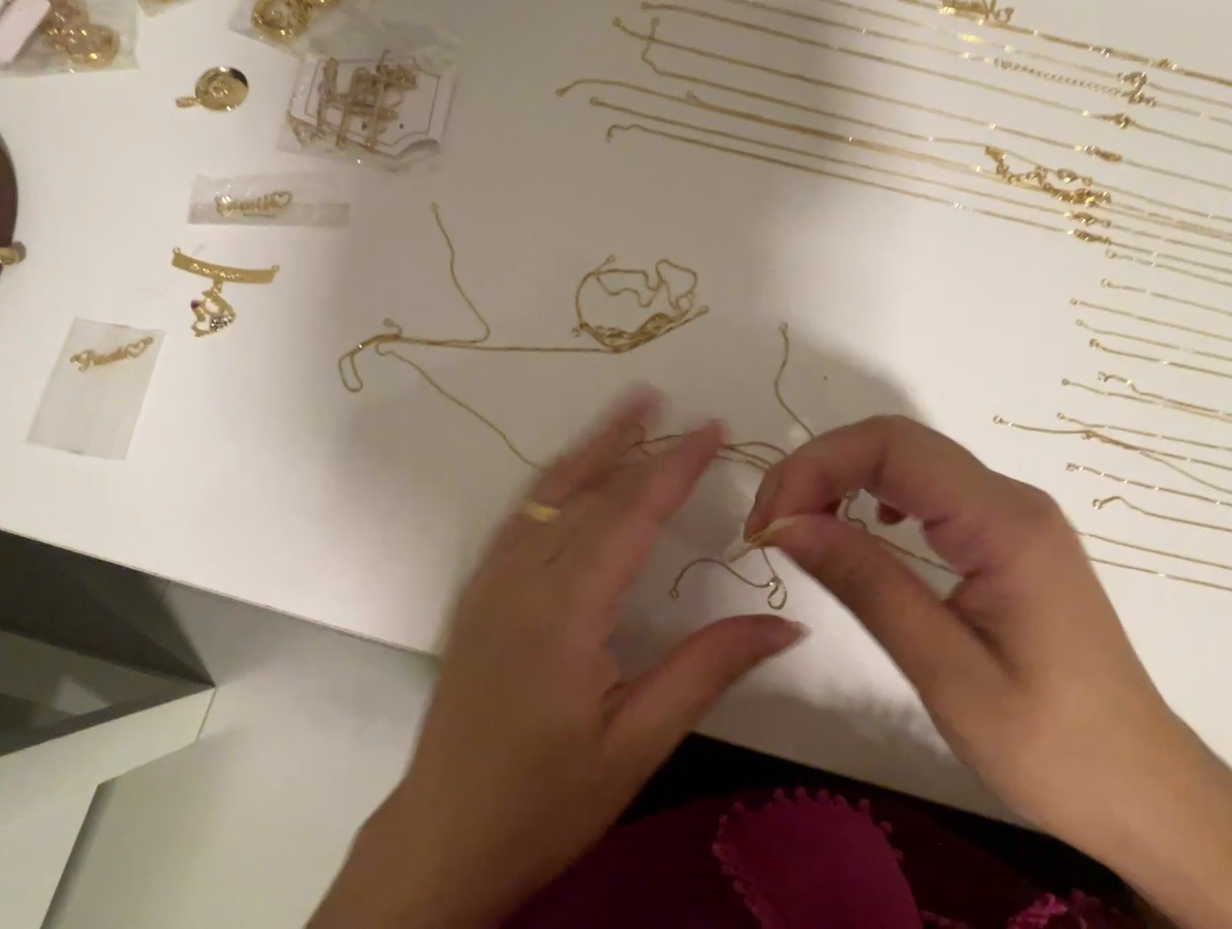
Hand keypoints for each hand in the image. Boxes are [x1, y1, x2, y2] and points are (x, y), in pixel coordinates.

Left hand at [311, 390, 803, 928]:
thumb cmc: (547, 798)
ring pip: (543, 496)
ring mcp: (489, 584)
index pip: (630, 516)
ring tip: (623, 412)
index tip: (710, 428)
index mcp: (566, 611)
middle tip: (667, 399)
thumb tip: (785, 624)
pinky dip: (551, 484)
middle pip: (585, 492)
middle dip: (630, 442)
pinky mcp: (475, 598)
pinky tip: (569, 478)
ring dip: (587, 450)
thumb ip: (707, 670)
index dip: (674, 467)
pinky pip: (517, 520)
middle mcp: (521, 581)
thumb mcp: (639, 743)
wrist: (446, 833)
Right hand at [746, 416, 1231, 928]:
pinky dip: (876, 497)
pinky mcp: (1010, 543)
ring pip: (910, 463)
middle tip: (769, 531)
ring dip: (843, 481)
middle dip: (819, 471)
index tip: (767, 528)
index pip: (890, 446)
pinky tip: (861, 532)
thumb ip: (866, 583)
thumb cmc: (1049, 743)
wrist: (1143, 792)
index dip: (814, 468)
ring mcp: (1015, 519)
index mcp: (1003, 522)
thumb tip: (785, 523)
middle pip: (896, 444)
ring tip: (799, 532)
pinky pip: (931, 494)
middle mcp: (1012, 501)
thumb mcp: (944, 669)